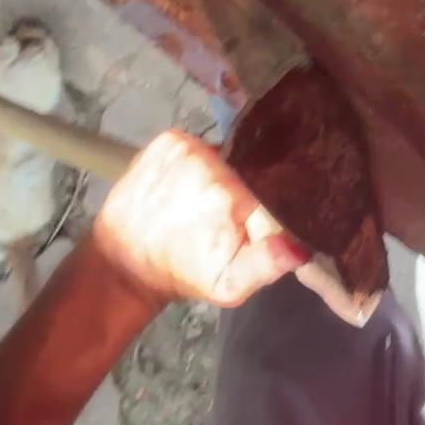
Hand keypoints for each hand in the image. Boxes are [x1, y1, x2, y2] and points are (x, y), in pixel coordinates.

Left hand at [93, 130, 308, 305]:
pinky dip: (198, 162)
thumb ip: (267, 264)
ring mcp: (185, 145)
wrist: (124, 263)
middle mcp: (211, 158)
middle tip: (233, 214)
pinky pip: (198, 144)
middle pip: (248, 166)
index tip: (262, 221)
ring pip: (224, 154)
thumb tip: (300, 246)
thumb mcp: (230, 284)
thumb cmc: (184, 273)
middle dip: (247, 188)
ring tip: (209, 201)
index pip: (272, 183)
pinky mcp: (166, 139)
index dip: (274, 200)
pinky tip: (190, 186)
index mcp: (232, 193)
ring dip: (222, 174)